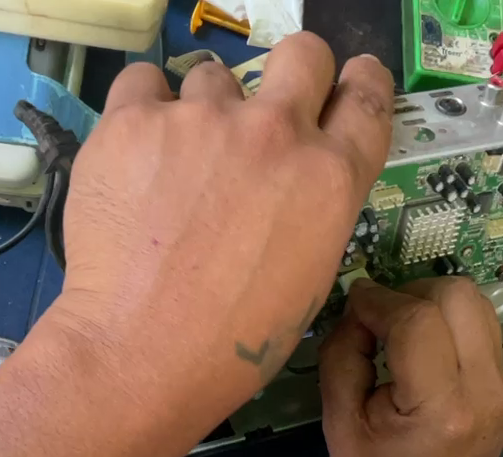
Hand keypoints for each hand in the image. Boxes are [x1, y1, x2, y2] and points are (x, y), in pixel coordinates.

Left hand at [45, 36, 394, 415]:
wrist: (139, 354)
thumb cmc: (230, 347)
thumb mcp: (304, 286)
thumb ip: (311, 215)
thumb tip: (292, 188)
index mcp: (329, 181)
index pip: (367, 98)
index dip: (358, 87)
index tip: (344, 90)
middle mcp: (276, 133)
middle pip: (303, 55)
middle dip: (292, 78)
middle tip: (262, 124)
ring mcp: (204, 118)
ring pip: (214, 80)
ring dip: (204, 116)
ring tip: (176, 177)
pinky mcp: (135, 119)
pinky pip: (145, 86)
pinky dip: (145, 115)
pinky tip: (136, 165)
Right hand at [319, 278, 502, 456]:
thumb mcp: (338, 427)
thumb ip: (343, 357)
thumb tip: (357, 310)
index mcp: (439, 410)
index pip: (417, 321)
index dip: (378, 301)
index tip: (352, 304)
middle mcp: (482, 393)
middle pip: (458, 296)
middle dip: (411, 293)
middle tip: (379, 318)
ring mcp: (500, 391)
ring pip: (477, 305)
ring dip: (433, 303)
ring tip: (400, 328)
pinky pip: (481, 330)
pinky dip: (449, 323)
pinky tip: (421, 346)